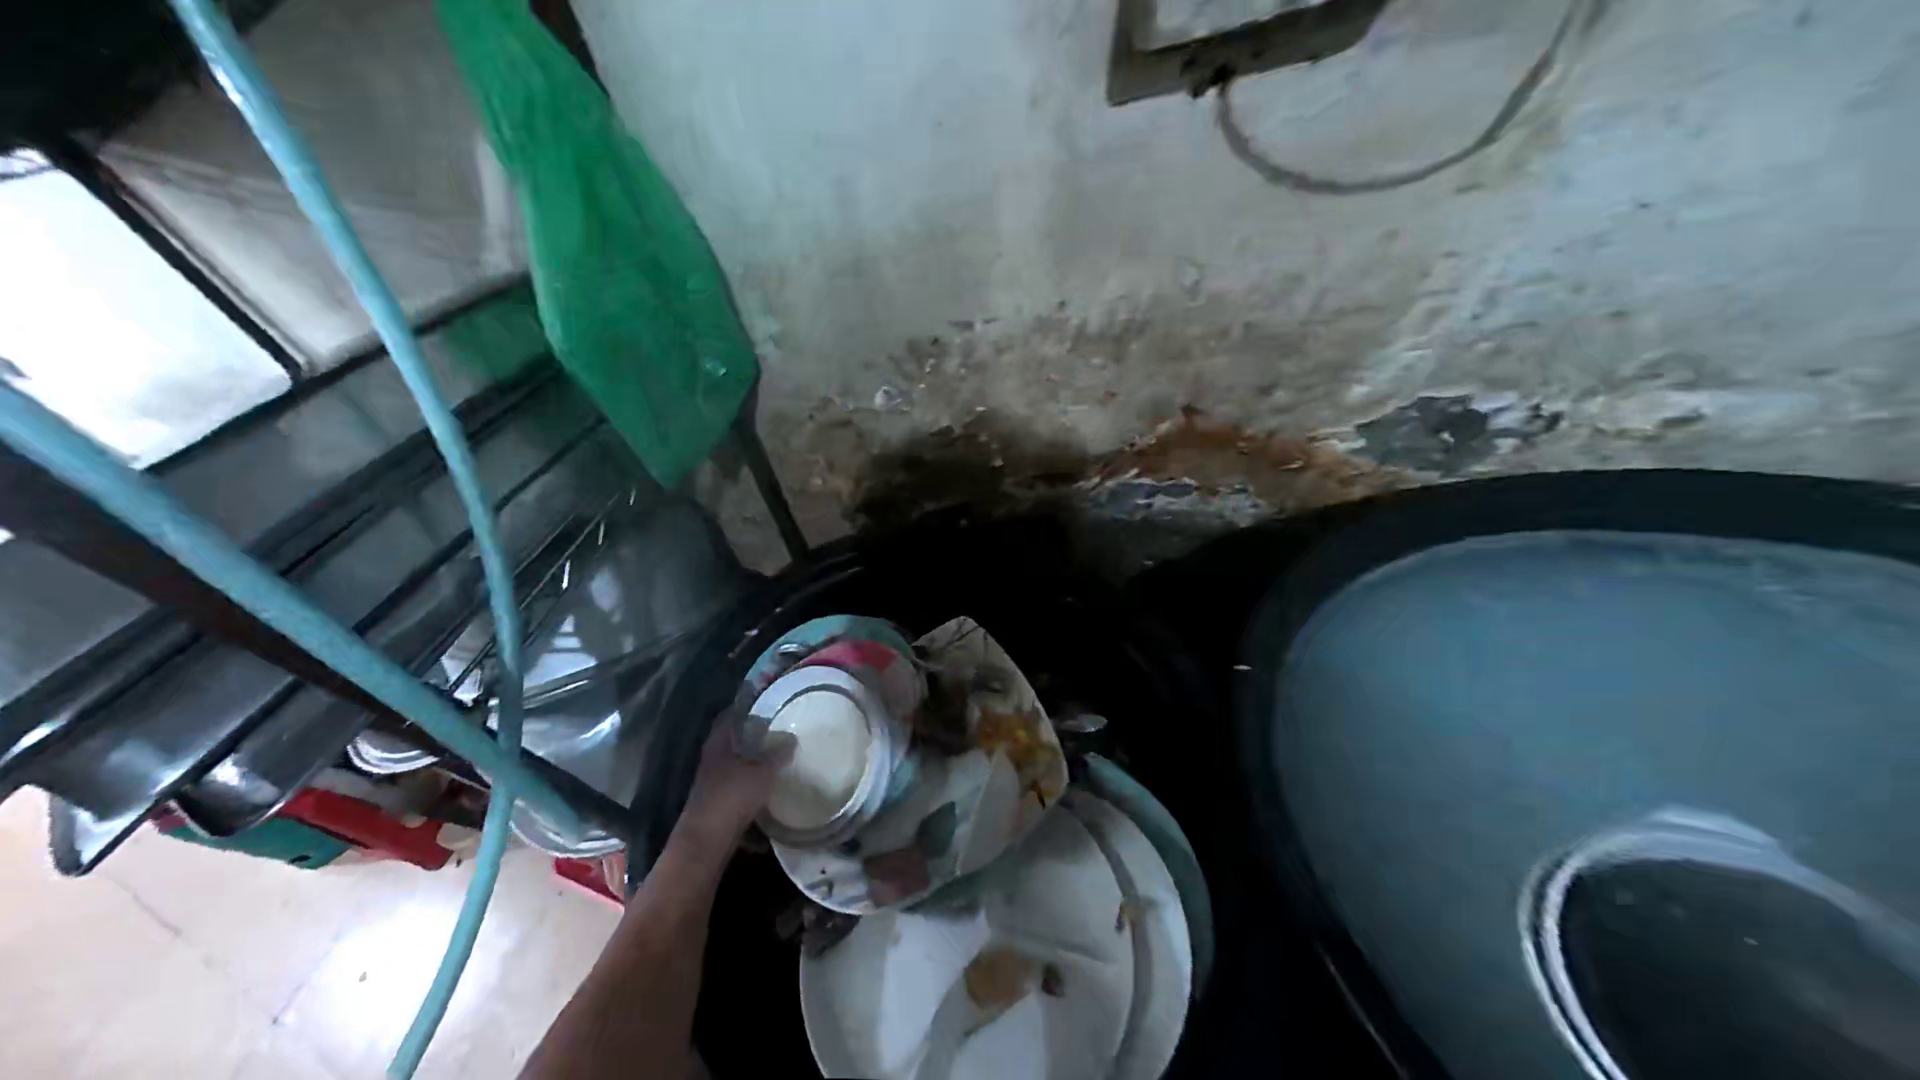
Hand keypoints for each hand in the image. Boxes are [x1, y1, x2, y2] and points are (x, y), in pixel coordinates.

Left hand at [679, 712, 795, 844]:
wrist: (707, 841)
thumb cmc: (732, 797)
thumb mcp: (762, 773)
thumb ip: (778, 755)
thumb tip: (792, 739)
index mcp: (718, 743)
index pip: (730, 716)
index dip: (746, 707)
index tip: (767, 704)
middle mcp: (711, 757)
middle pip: (732, 738)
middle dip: (753, 733)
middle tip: (778, 728)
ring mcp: (712, 780)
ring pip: (735, 760)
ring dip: (753, 757)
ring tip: (778, 753)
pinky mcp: (717, 800)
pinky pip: (737, 780)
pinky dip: (752, 777)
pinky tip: (769, 781)